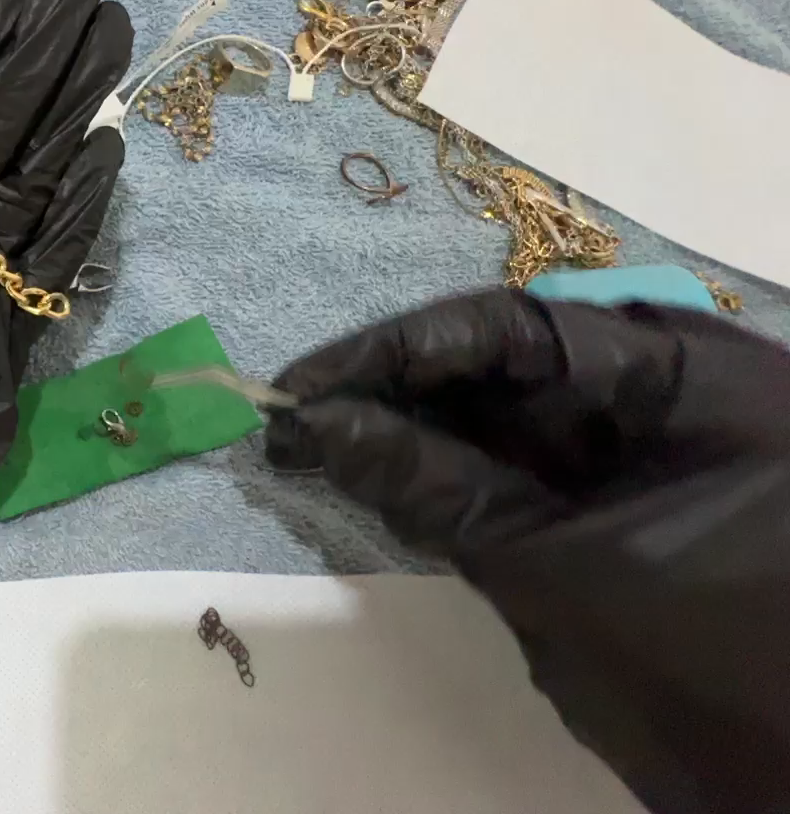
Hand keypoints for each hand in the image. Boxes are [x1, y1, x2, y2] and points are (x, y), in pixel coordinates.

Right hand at [267, 289, 789, 813]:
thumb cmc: (713, 676)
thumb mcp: (546, 566)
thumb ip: (422, 481)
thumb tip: (306, 421)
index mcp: (692, 385)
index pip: (504, 329)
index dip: (387, 350)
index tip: (298, 388)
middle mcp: (667, 397)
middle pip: (489, 368)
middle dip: (383, 397)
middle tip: (292, 427)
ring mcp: (641, 450)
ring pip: (486, 417)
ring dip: (397, 436)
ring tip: (313, 458)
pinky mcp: (610, 497)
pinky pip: (502, 464)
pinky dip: (434, 475)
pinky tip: (374, 489)